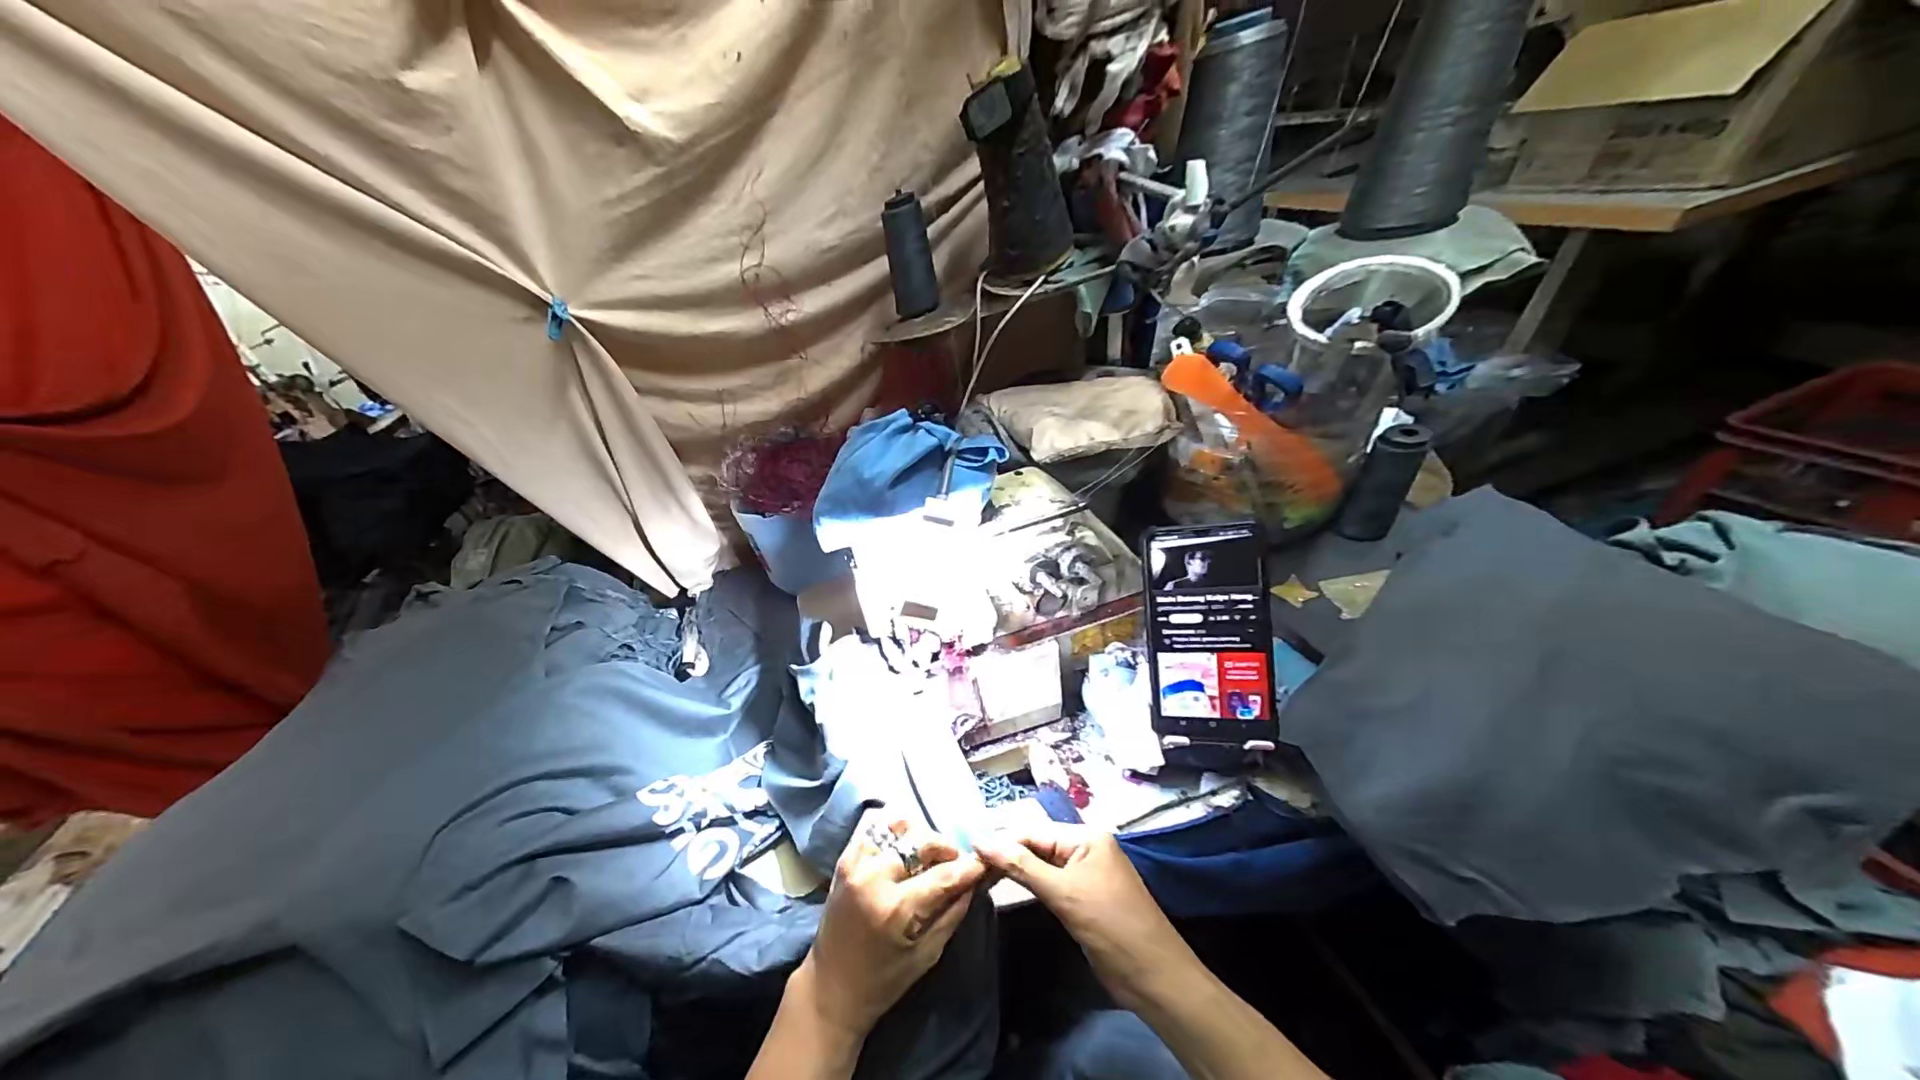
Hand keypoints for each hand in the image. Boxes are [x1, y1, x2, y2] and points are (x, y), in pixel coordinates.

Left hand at [796, 817, 985, 1041]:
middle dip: (945, 849)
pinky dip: (893, 831)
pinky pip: (873, 828)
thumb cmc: (882, 981)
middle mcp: (873, 877)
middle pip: (921, 841)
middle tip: (954, 863)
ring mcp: (855, 864)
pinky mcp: (844, 860)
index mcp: (895, 908)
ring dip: (919, 838)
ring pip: (898, 826)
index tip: (986, 861)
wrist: (829, 989)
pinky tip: (904, 847)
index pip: (944, 875)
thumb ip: (953, 913)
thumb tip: (976, 880)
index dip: (970, 866)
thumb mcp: (927, 954)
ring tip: (927, 857)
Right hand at [973, 823, 1188, 1011]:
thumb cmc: (1110, 926)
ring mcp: (1085, 874)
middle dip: (1006, 856)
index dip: (1001, 842)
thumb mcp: (1062, 893)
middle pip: (1037, 846)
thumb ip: (1020, 866)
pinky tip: (1006, 889)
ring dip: (1015, 872)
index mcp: (1086, 837)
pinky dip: (1030, 887)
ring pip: (1041, 867)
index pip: (1034, 831)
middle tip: (970, 868)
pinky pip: (1051, 885)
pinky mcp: (1083, 898)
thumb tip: (980, 840)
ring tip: (980, 876)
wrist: (1153, 976)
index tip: (967, 852)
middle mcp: (1086, 849)